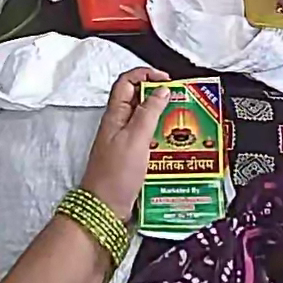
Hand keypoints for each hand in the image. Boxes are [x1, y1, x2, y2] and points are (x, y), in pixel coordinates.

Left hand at [78, 67, 171, 218]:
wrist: (105, 209)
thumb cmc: (114, 175)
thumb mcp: (136, 138)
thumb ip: (149, 112)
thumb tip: (162, 90)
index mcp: (115, 114)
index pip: (127, 81)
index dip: (145, 74)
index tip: (165, 79)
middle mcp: (118, 124)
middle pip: (136, 97)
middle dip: (156, 93)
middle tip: (175, 97)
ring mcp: (123, 139)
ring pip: (143, 117)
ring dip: (159, 115)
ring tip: (177, 119)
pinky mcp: (130, 155)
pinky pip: (146, 137)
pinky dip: (159, 135)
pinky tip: (170, 143)